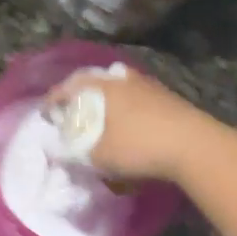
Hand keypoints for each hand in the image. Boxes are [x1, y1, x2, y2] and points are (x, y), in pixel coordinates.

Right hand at [48, 66, 211, 180]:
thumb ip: (76, 152)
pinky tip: (122, 125)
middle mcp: (124, 79)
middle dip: (80, 96)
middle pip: (95, 81)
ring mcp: (147, 86)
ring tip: (96, 119)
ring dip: (104, 102)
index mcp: (103, 87)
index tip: (45, 111)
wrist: (191, 145)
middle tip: (70, 113)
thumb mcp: (98, 156)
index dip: (54, 98)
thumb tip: (61, 150)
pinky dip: (121, 109)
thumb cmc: (137, 147)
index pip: (70, 85)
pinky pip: (133, 99)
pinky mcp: (164, 98)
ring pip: (116, 88)